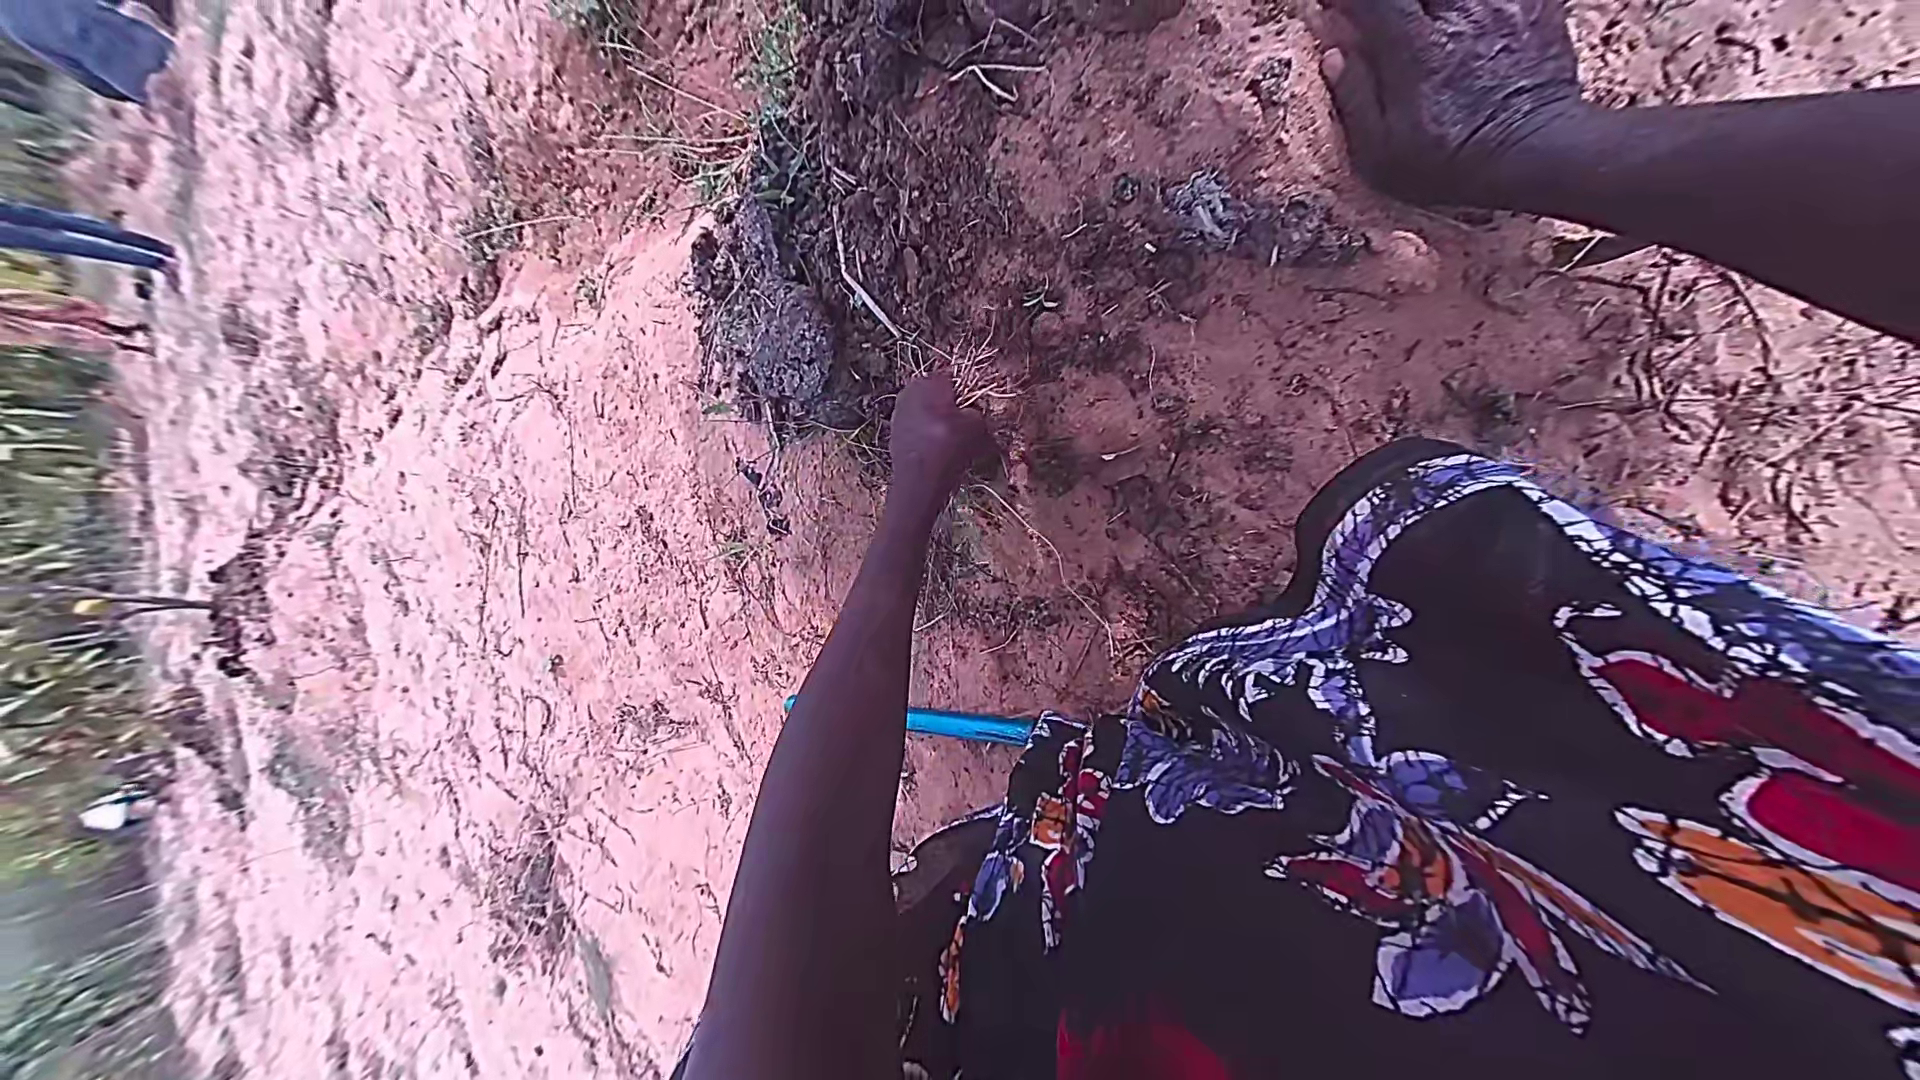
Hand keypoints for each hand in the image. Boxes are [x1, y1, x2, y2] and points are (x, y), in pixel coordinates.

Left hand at [885, 373, 994, 526]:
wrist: (920, 482)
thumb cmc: (949, 447)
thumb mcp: (977, 426)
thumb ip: (977, 412)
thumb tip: (974, 414)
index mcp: (928, 382)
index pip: (953, 379)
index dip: (967, 395)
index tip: (975, 411)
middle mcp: (908, 392)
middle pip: (937, 396)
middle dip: (950, 408)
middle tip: (965, 427)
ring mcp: (898, 414)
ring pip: (927, 413)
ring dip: (938, 424)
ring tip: (953, 443)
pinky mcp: (894, 435)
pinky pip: (918, 430)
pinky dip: (927, 438)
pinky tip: (938, 453)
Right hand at [1318, 0, 1587, 206]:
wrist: (1528, 155)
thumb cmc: (1444, 163)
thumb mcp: (1377, 152)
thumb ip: (1354, 99)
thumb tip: (1333, 56)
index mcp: (1414, 52)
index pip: (1373, 2)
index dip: (1348, 0)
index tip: (1331, 6)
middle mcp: (1460, 15)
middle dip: (1392, 0)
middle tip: (1376, 14)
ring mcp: (1501, 4)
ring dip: (1427, 4)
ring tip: (1415, 18)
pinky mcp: (1536, 4)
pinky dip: (1474, 7)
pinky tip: (1463, 20)